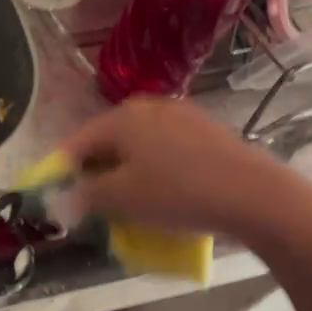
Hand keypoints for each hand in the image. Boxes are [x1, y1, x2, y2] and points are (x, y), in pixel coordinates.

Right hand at [60, 96, 311, 239]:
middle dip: (95, 171)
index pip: (76, 142)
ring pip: (138, 145)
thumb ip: (84, 196)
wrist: (255, 195)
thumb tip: (61, 201)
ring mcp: (182, 116)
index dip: (61, 171)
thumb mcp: (120, 199)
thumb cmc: (176, 193)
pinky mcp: (208, 132)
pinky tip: (165, 193)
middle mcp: (148, 107)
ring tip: (128, 202)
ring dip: (126, 170)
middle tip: (92, 203)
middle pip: (108, 140)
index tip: (56, 196)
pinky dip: (155, 169)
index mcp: (120, 117)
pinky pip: (166, 150)